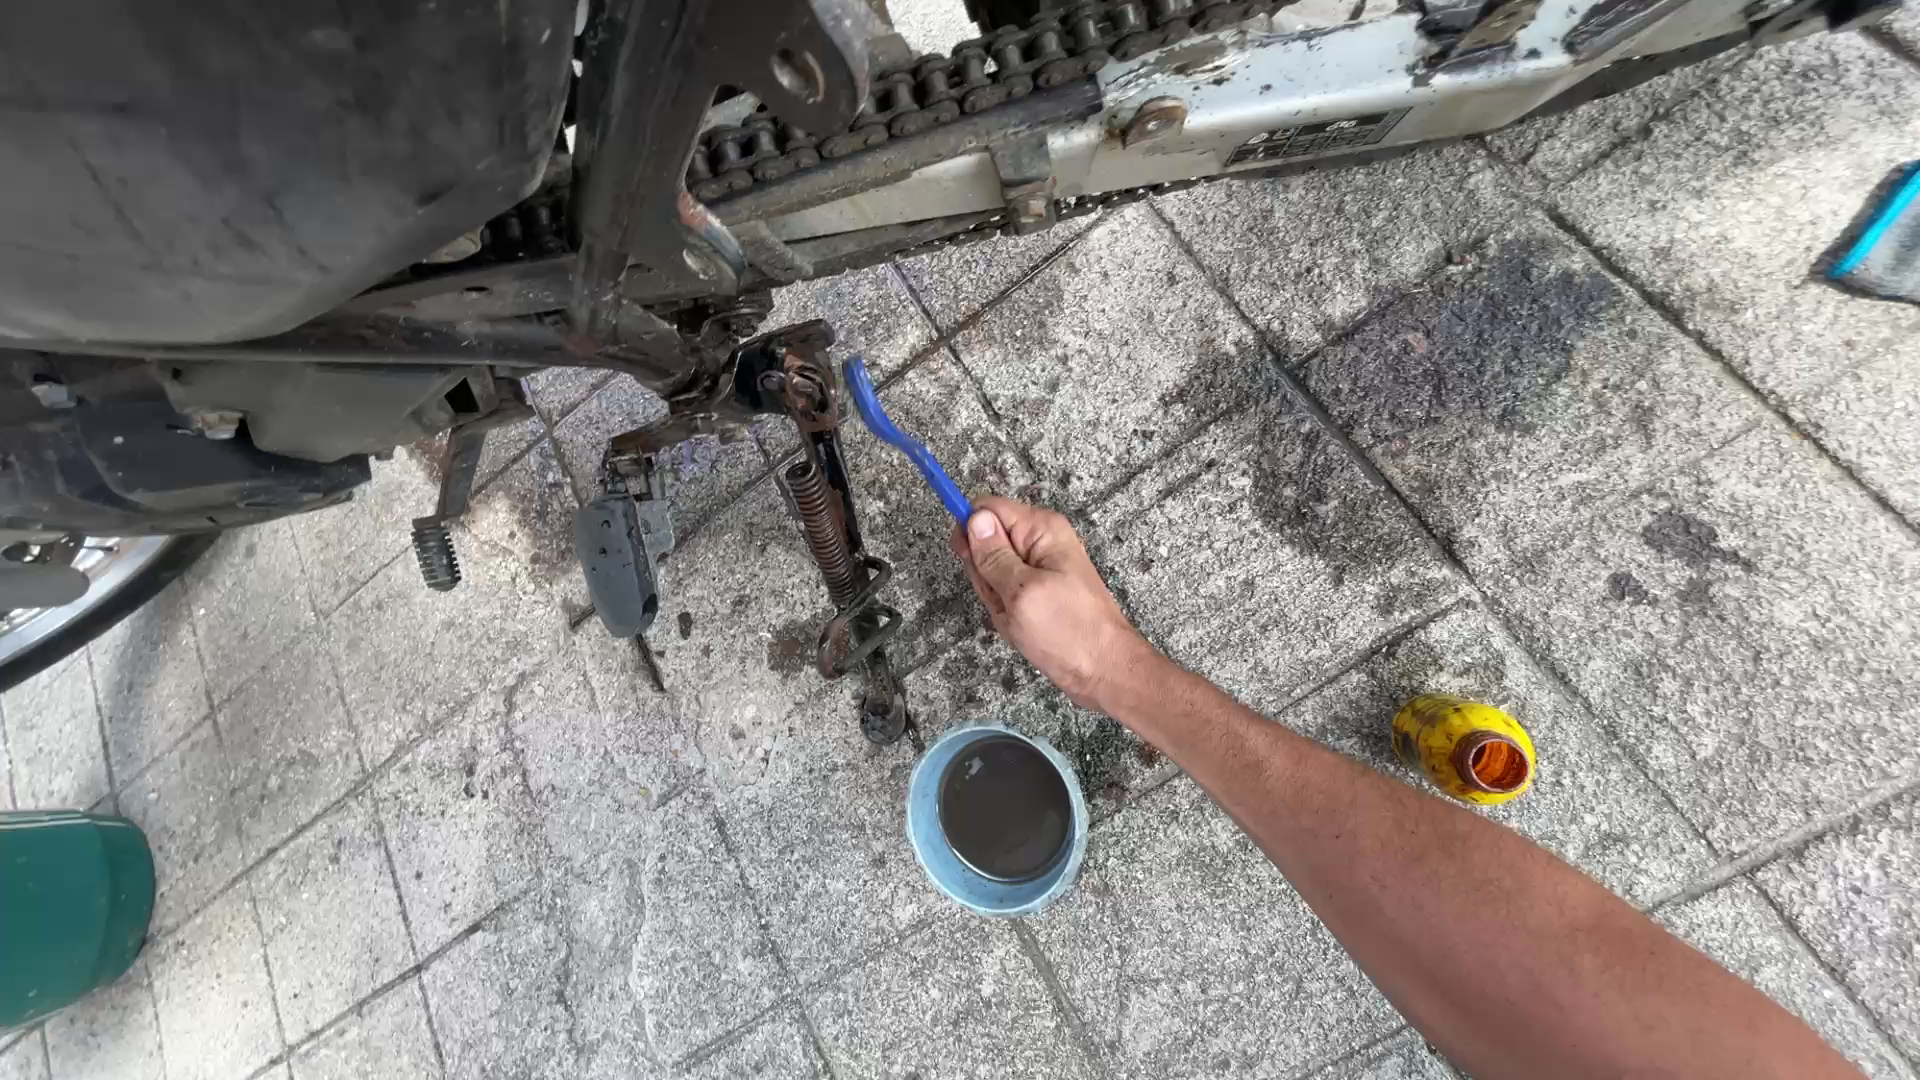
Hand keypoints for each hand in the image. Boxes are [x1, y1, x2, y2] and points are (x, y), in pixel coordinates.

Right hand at [949, 495, 1153, 708]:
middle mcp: (1041, 541)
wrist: (1103, 670)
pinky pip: (1004, 591)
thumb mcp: (1021, 592)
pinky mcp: (1038, 588)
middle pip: (986, 542)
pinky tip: (1021, 625)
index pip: (987, 508)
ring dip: (994, 598)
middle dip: (984, 575)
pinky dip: (1004, 610)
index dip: (970, 532)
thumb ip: (993, 554)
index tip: (970, 562)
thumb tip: (974, 518)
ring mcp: (1039, 566)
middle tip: (1005, 599)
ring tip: (1018, 616)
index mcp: (1042, 529)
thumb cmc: (1070, 633)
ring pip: (991, 571)